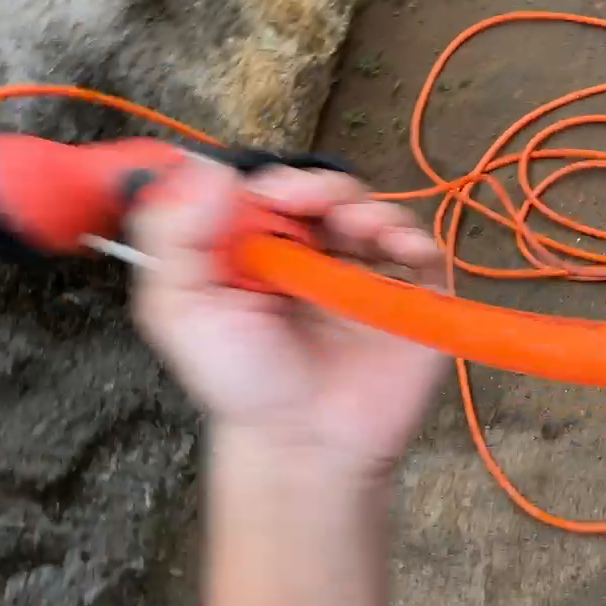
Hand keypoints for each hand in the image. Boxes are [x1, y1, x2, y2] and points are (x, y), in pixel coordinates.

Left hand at [131, 158, 445, 478]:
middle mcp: (324, 256)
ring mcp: (374, 277)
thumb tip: (207, 166)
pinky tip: (403, 249)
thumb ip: (178, 238)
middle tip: (318, 204)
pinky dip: (419, 242)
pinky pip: (428, 258)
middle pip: (336, 197)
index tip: (274, 195)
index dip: (279, 183)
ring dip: (376, 211)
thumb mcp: (182, 308)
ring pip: (385, 219)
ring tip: (365, 228)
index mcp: (265, 251)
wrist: (308, 439)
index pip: (277, 195)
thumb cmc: (243, 380)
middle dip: (329, 189)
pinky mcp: (418, 300)